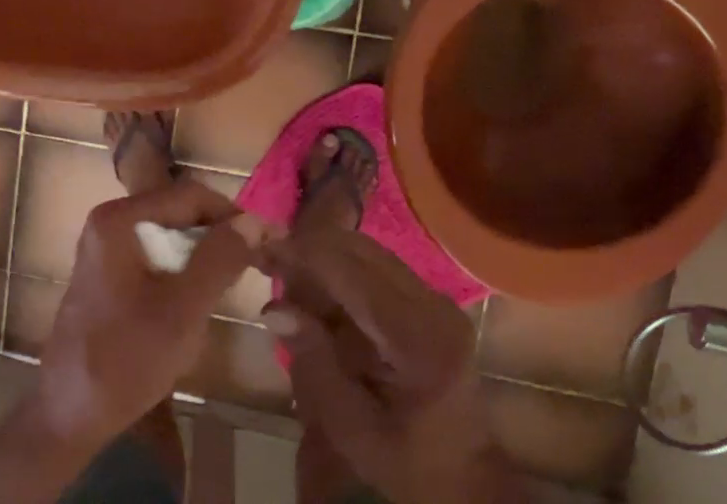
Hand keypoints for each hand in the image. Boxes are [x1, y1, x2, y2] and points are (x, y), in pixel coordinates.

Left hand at [34, 180, 270, 446]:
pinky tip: (200, 298)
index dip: (234, 215)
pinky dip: (182, 269)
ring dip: (203, 253)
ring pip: (168, 235)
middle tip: (258, 262)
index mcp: (119, 219)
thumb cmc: (127, 358)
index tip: (270, 242)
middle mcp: (108, 222)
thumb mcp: (183, 309)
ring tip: (235, 281)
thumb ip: (219, 259)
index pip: (190, 196)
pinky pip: (154, 256)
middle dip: (219, 234)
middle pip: (178, 211)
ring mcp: (105, 248)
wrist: (70, 411)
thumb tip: (254, 221)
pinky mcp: (107, 274)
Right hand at [265, 229, 514, 503]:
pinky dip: (340, 270)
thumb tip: (274, 309)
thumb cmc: (406, 463)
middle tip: (267, 264)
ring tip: (287, 279)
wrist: (465, 478)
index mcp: (420, 339)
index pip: (353, 272)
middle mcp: (434, 307)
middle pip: (360, 251)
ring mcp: (437, 301)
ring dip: (323, 257)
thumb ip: (315, 364)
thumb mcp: (352, 429)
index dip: (304, 254)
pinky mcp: (431, 303)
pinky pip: (376, 267)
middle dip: (309, 249)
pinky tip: (317, 293)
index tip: (261, 252)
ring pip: (367, 252)